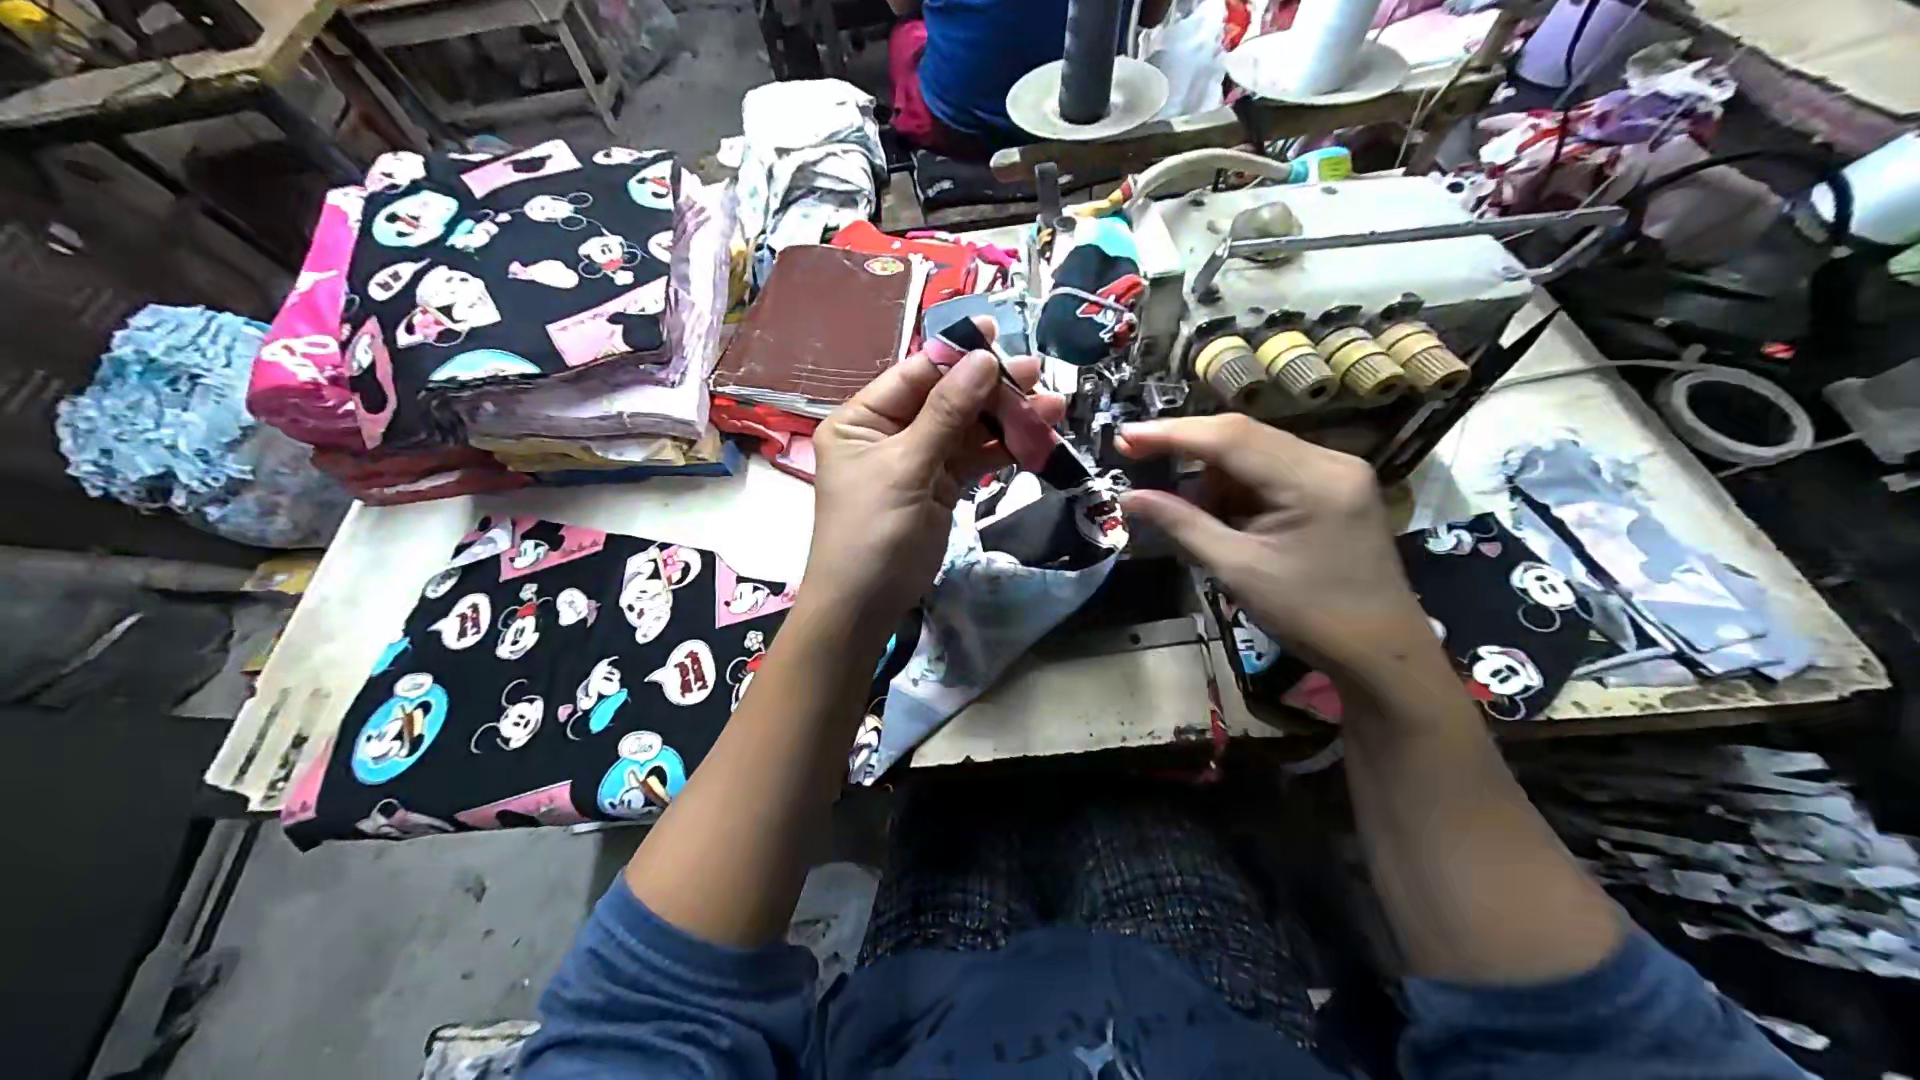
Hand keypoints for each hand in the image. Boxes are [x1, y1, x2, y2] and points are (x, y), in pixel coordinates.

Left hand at [807, 317, 1065, 620]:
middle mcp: (888, 432)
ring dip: (1004, 417)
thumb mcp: (906, 468)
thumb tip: (982, 359)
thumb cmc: (872, 532)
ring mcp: (917, 460)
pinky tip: (1036, 435)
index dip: (955, 354)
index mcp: (862, 419)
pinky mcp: (939, 486)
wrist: (865, 606)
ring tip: (1051, 403)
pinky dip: (1002, 449)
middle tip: (1036, 372)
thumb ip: (946, 414)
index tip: (996, 334)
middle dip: (989, 387)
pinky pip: (973, 458)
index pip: (914, 375)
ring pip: (965, 429)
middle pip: (945, 398)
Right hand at [1116, 414, 1434, 683]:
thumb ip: (1182, 524)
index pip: (1230, 438)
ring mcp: (1337, 470)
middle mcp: (1330, 460)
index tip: (1124, 436)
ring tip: (1187, 509)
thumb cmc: (1309, 615)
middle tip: (1134, 456)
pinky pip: (1272, 468)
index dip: (1171, 433)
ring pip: (1254, 451)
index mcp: (1312, 479)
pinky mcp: (1335, 485)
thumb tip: (1130, 498)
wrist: (1381, 651)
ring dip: (1212, 473)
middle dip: (1187, 448)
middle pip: (1242, 436)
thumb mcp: (1237, 569)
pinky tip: (1222, 513)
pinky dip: (1237, 485)